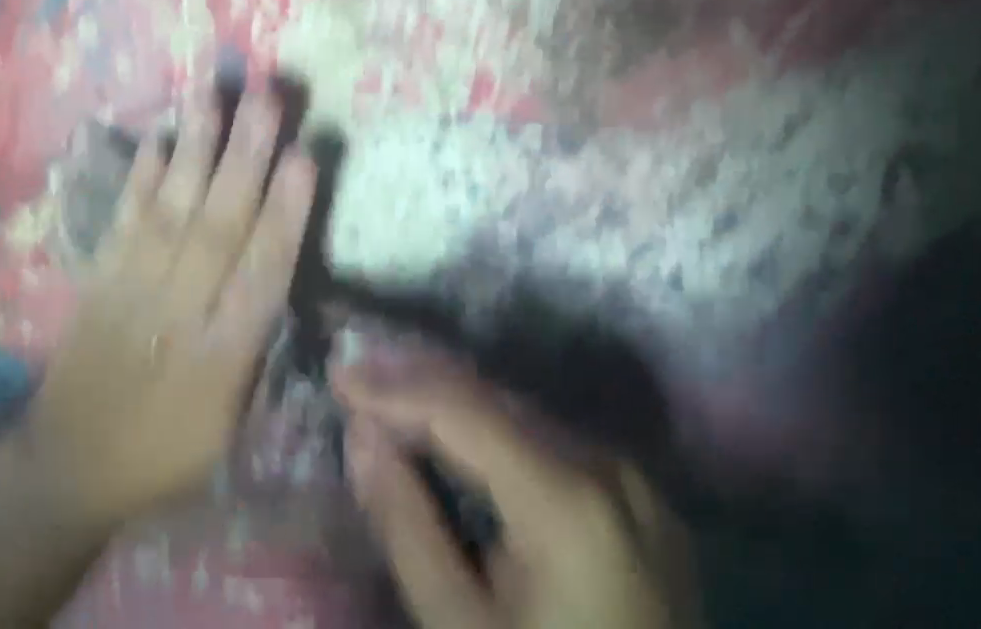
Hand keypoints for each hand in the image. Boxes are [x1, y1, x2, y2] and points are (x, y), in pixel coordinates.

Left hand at [9, 85, 315, 530]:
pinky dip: (140, 176)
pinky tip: (159, 136)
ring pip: (170, 208)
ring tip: (213, 91)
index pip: (261, 274)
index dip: (285, 214)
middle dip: (245, 156)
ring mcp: (132, 287)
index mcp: (222, 356)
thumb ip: (255, 355)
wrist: (69, 466)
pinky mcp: (98, 276)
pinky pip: (122, 219)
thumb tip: (280, 284)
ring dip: (194, 148)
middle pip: (217, 225)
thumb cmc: (165, 453)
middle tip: (268, 94)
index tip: (304, 156)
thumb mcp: (229, 428)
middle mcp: (178, 311)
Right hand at [336, 368, 698, 628]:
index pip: (462, 410)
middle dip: (419, 385)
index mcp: (567, 499)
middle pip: (496, 402)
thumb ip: (406, 523)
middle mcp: (610, 471)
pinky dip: (495, 437)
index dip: (392, 388)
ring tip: (389, 399)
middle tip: (355, 378)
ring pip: (526, 420)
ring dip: (454, 407)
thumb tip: (361, 435)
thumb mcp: (461, 625)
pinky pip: (555, 449)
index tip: (337, 376)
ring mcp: (636, 488)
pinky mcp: (644, 510)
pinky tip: (453, 440)